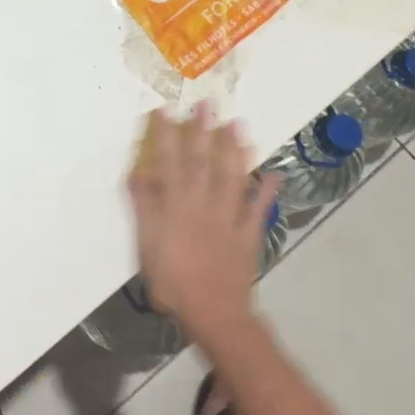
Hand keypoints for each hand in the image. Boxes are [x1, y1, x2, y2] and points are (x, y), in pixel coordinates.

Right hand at [127, 102, 278, 349]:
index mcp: (177, 204)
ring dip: (235, 149)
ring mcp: (230, 216)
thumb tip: (139, 173)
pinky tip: (275, 172)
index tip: (164, 110)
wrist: (214, 312)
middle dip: (202, 130)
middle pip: (203, 161)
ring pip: (233, 176)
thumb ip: (145, 208)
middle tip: (206, 103)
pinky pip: (260, 207)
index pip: (170, 162)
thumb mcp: (147, 245)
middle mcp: (204, 202)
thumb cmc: (174, 281)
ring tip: (237, 124)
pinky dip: (268, 189)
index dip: (166, 135)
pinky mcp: (249, 233)